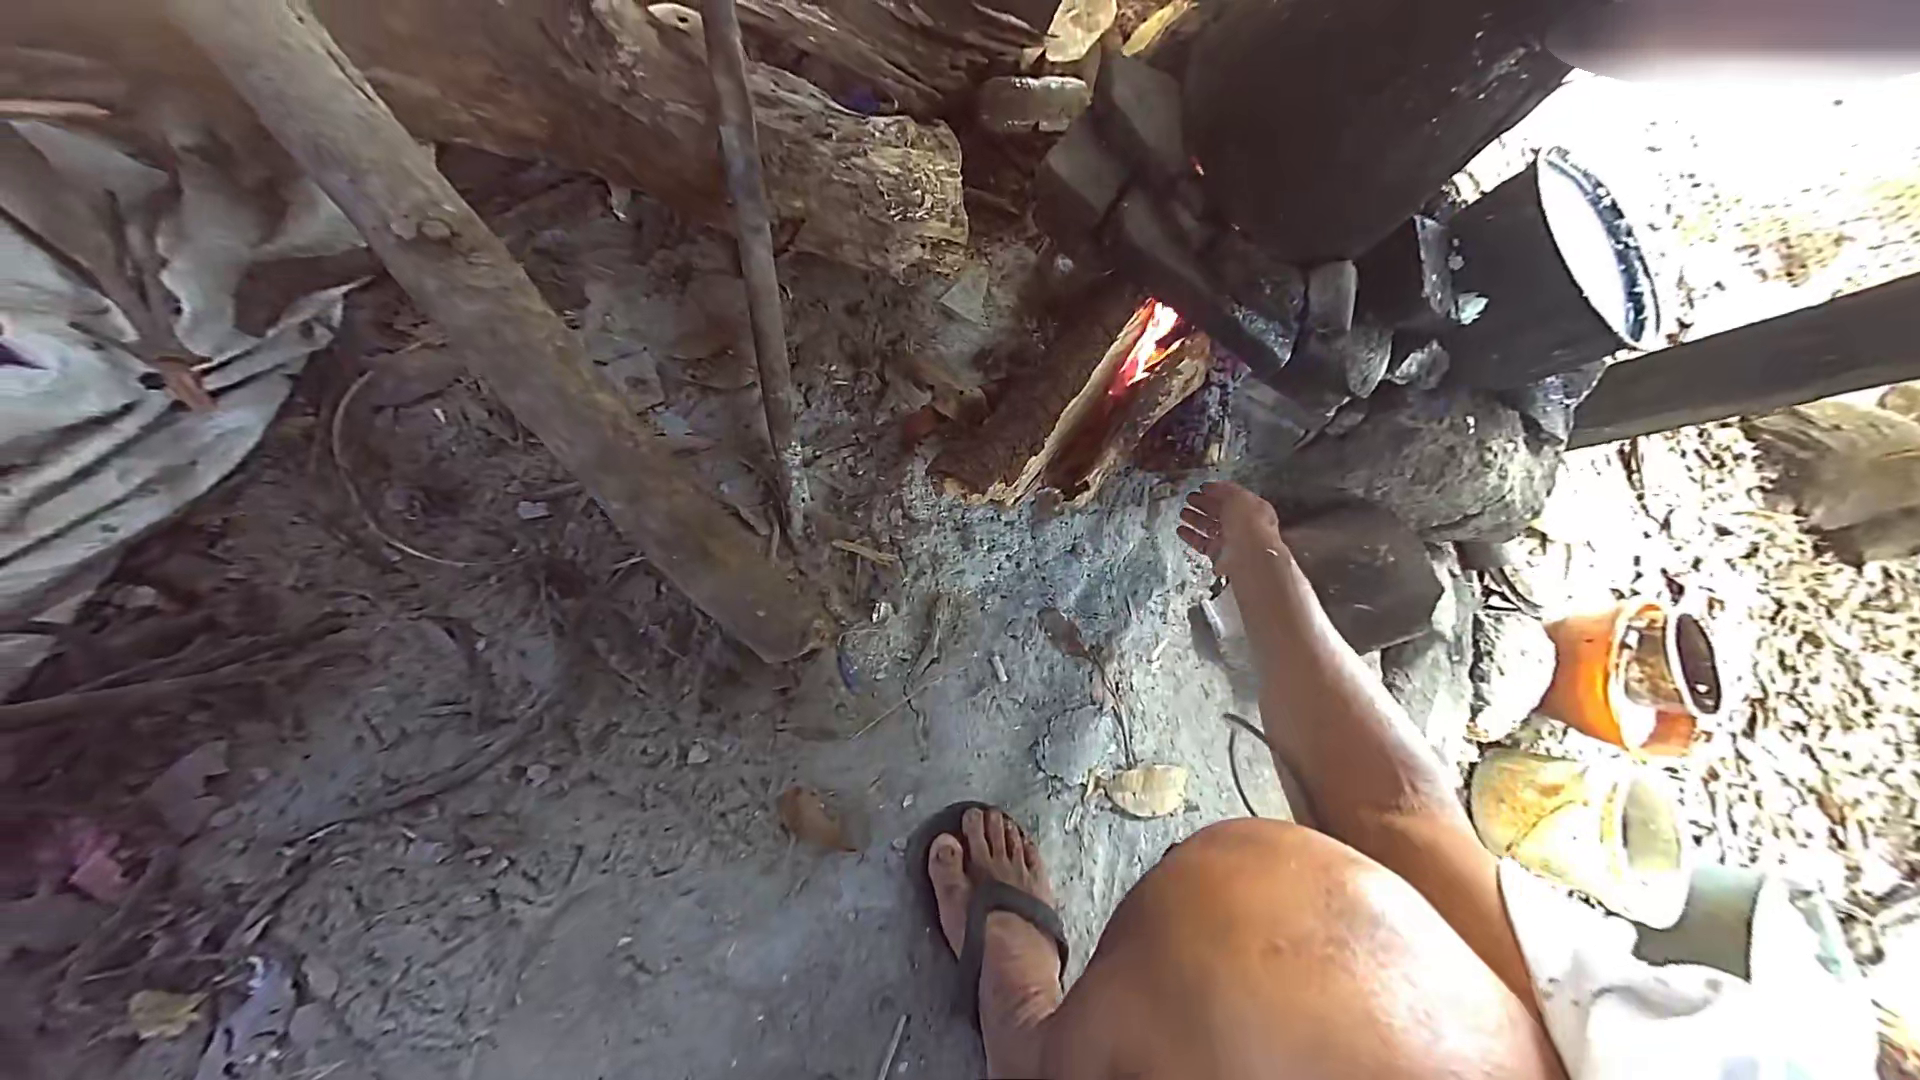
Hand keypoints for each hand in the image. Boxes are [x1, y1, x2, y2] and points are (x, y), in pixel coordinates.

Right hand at [1179, 482, 1285, 575]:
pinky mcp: (1218, 554)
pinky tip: (1181, 530)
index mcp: (1252, 509)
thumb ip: (1223, 489)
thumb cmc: (1248, 524)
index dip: (1217, 491)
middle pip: (1220, 512)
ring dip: (1195, 519)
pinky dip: (1191, 536)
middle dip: (1204, 504)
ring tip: (1182, 513)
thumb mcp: (1237, 497)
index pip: (1232, 497)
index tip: (1201, 487)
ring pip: (1210, 528)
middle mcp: (1243, 525)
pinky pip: (1202, 543)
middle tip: (1189, 498)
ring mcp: (1230, 541)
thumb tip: (1211, 486)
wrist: (1248, 556)